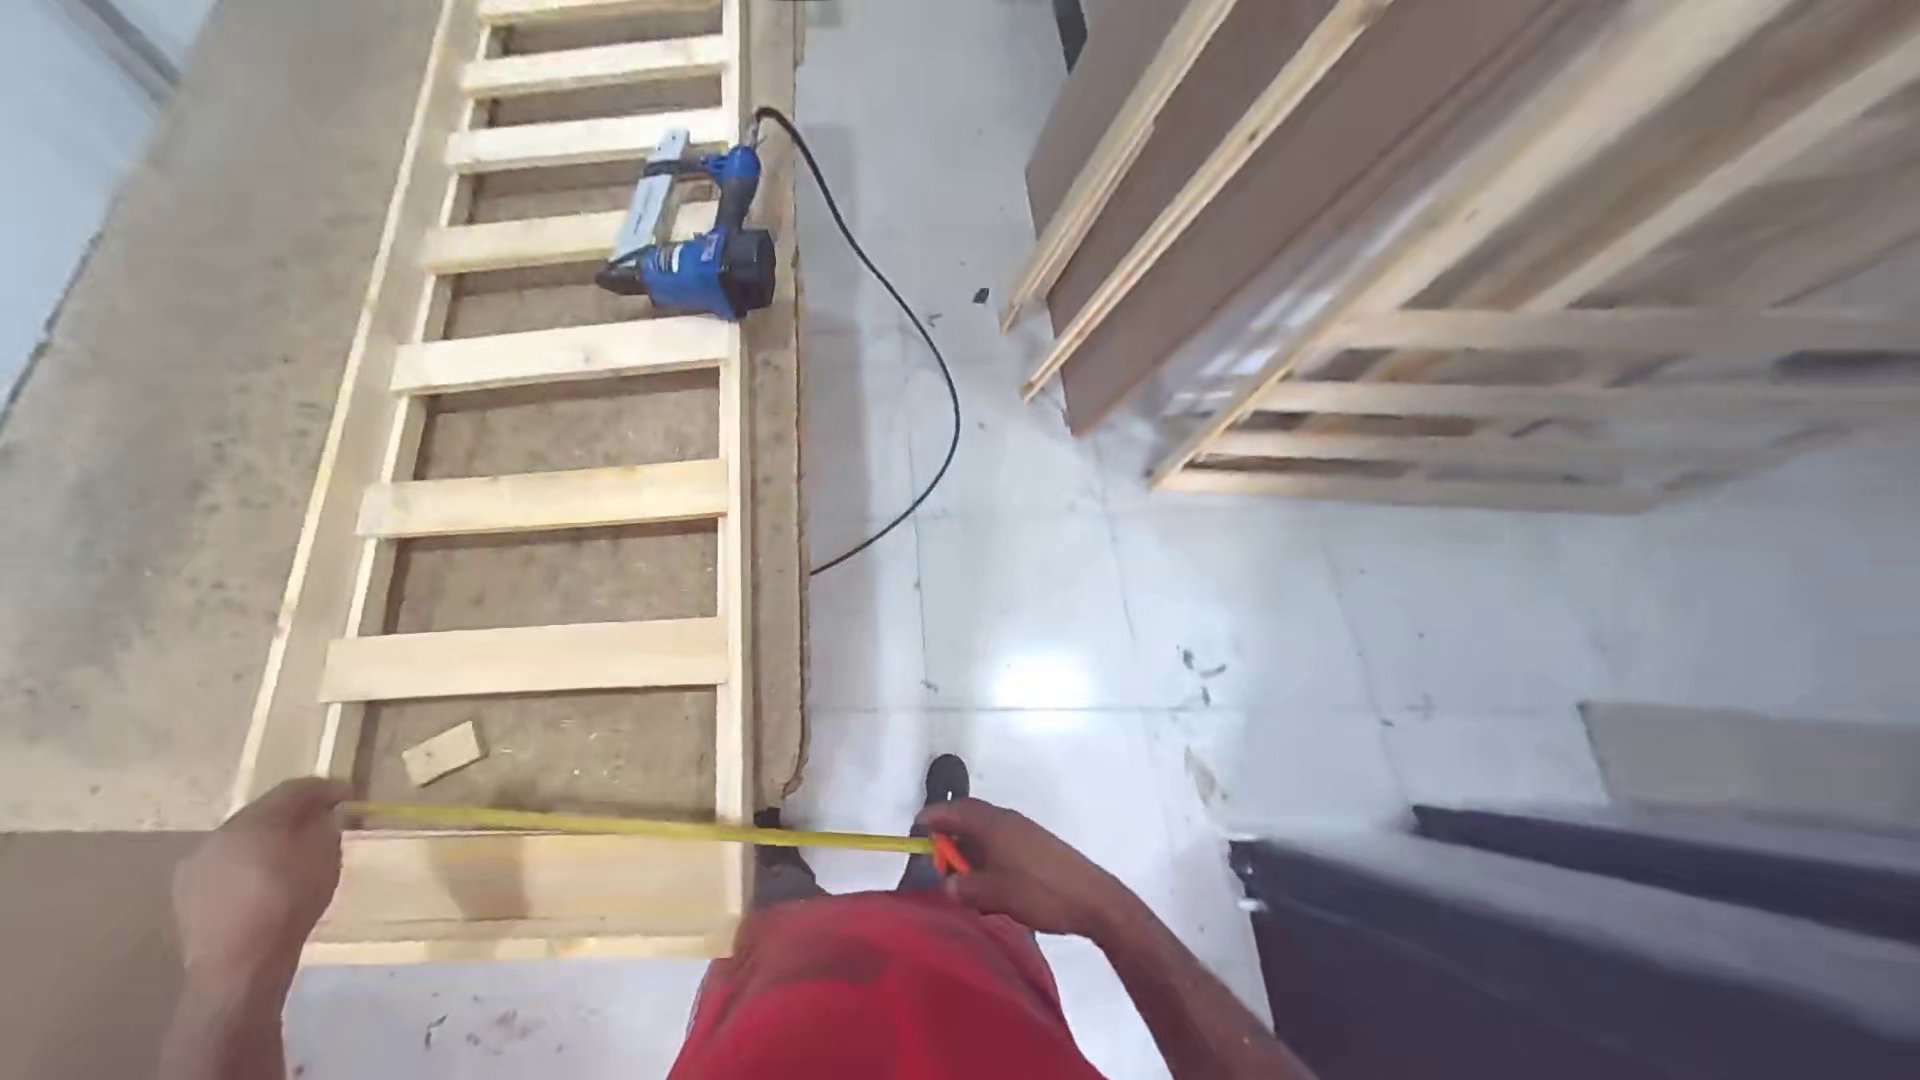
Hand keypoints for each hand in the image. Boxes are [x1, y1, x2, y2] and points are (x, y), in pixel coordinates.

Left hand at [173, 778, 350, 983]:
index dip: (327, 787)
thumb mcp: (325, 853)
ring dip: (273, 835)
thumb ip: (323, 824)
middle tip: (327, 818)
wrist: (241, 962)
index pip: (294, 788)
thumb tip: (321, 812)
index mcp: (253, 822)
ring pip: (244, 836)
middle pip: (265, 810)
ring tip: (298, 848)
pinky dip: (253, 858)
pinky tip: (270, 875)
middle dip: (297, 811)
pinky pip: (228, 860)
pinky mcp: (187, 892)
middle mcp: (217, 836)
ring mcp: (195, 866)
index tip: (351, 795)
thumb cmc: (293, 899)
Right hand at [916, 798, 1137, 937]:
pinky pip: (1000, 842)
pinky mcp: (1035, 846)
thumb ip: (966, 888)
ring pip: (985, 832)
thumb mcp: (996, 895)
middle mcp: (1007, 821)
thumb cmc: (1040, 892)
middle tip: (937, 858)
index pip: (955, 810)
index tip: (916, 828)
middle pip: (969, 817)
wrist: (1092, 899)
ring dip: (969, 848)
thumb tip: (949, 885)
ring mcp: (1023, 832)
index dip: (933, 816)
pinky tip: (988, 884)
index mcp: (994, 825)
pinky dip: (987, 856)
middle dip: (950, 834)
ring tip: (961, 878)